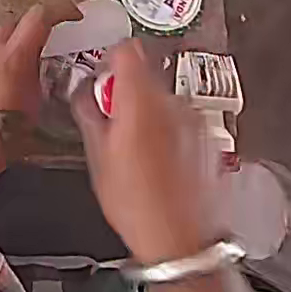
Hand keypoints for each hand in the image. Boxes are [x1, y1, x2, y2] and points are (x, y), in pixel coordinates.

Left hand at [0, 0, 82, 183]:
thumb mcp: (33, 108)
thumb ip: (37, 77)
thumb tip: (38, 65)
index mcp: (12, 59)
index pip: (40, 16)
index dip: (60, 10)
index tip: (70, 14)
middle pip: (16, 25)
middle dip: (31, 35)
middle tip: (41, 52)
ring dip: (7, 51)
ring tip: (11, 80)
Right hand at [70, 40, 225, 262]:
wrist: (181, 241)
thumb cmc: (137, 204)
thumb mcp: (98, 158)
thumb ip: (89, 113)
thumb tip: (83, 92)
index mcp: (140, 101)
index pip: (127, 50)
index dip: (111, 58)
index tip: (103, 77)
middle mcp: (172, 102)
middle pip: (146, 73)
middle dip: (128, 90)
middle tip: (114, 121)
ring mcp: (194, 118)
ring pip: (164, 97)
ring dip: (150, 110)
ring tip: (139, 148)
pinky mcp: (207, 135)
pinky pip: (181, 118)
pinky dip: (169, 127)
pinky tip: (160, 159)